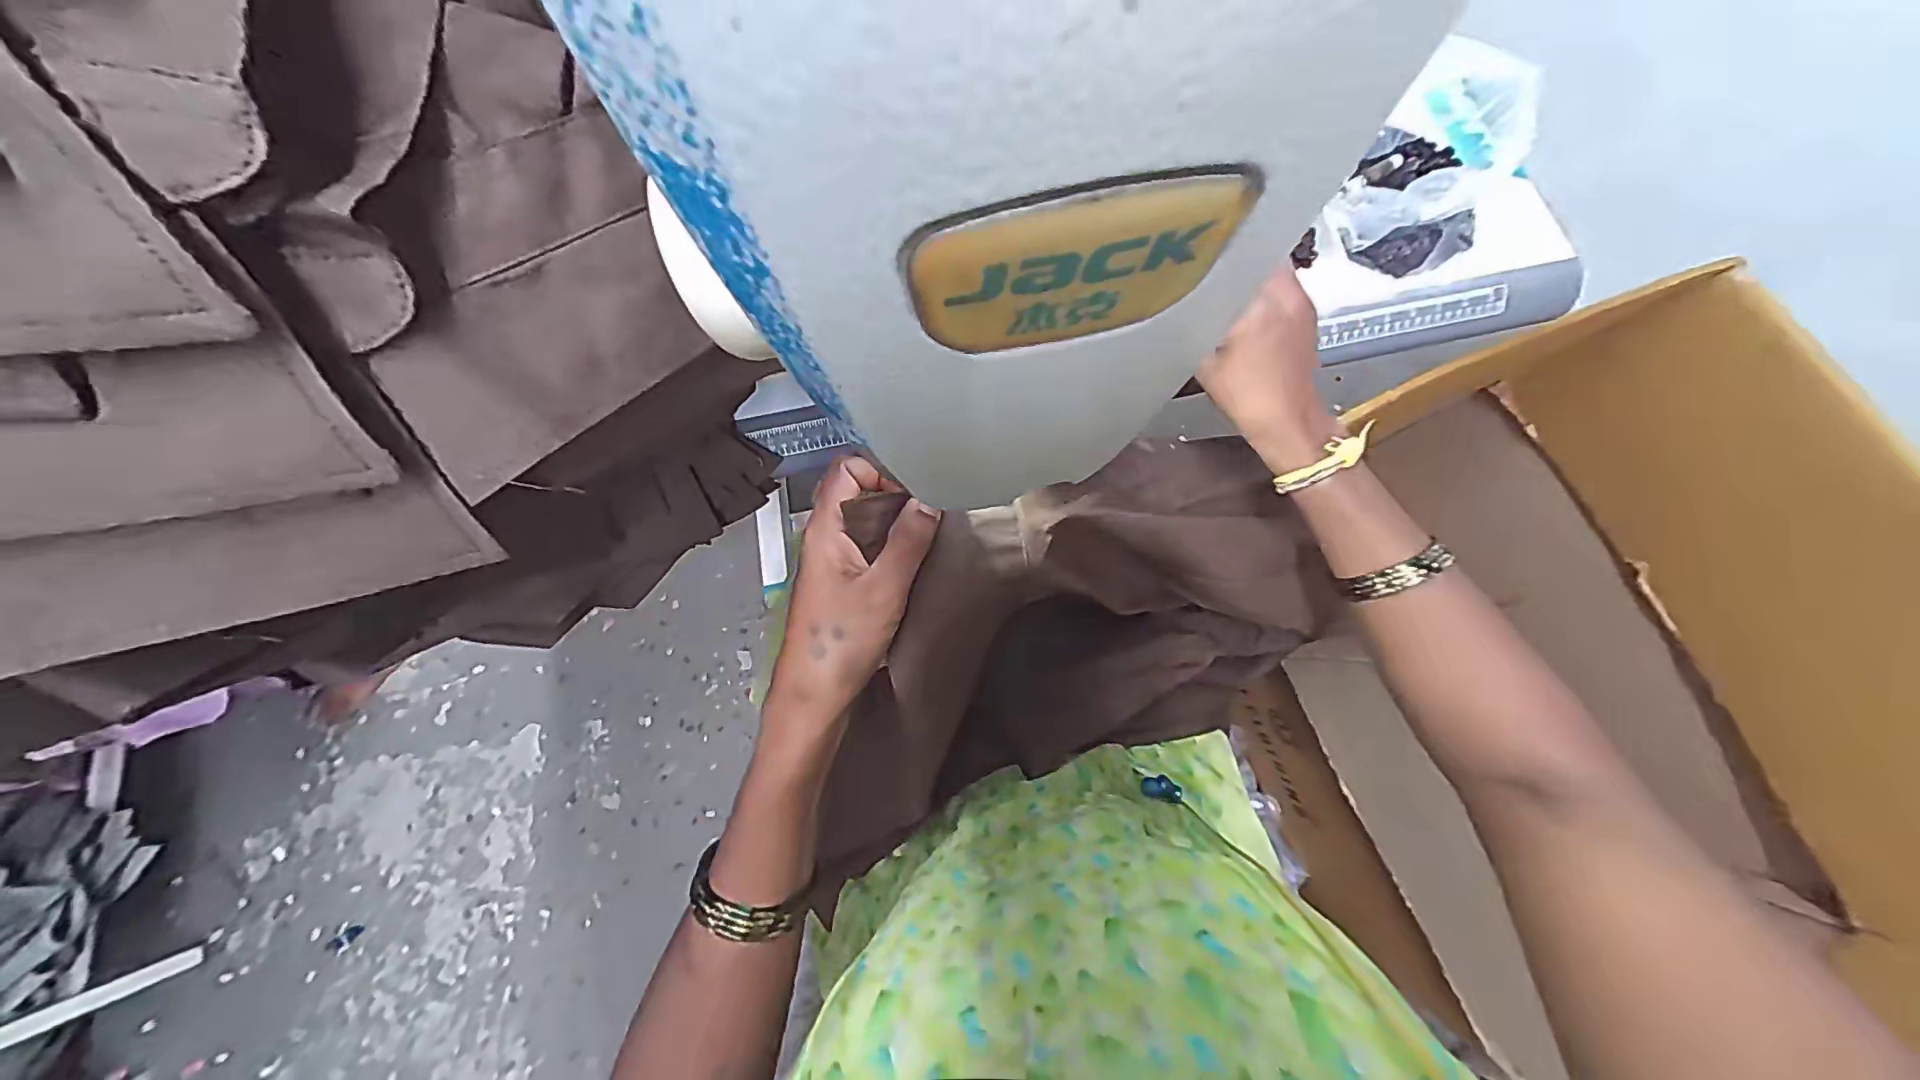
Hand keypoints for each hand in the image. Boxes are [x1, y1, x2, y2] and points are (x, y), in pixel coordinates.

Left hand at [766, 457, 940, 726]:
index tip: (916, 489)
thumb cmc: (839, 642)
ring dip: (897, 522)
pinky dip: (893, 545)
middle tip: (928, 515)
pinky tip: (913, 563)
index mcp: (825, 528)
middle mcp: (825, 537)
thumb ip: (908, 540)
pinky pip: (870, 546)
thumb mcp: (884, 588)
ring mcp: (834, 558)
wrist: (815, 692)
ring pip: (867, 519)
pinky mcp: (844, 580)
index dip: (883, 470)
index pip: (848, 468)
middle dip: (897, 495)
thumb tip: (930, 500)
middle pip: (859, 490)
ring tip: (926, 538)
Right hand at [1198, 264, 1343, 470]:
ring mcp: (1301, 304)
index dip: (1216, 252)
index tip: (1195, 251)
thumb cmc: (1246, 397)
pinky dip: (1262, 290)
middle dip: (1233, 259)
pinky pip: (1282, 288)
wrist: (1290, 420)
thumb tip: (1183, 305)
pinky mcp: (1307, 316)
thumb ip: (1196, 328)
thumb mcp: (1206, 364)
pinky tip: (1243, 306)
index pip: (1238, 257)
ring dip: (1249, 273)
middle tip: (1206, 264)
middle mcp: (1287, 294)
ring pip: (1272, 270)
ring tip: (1222, 282)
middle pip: (1258, 257)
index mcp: (1260, 304)